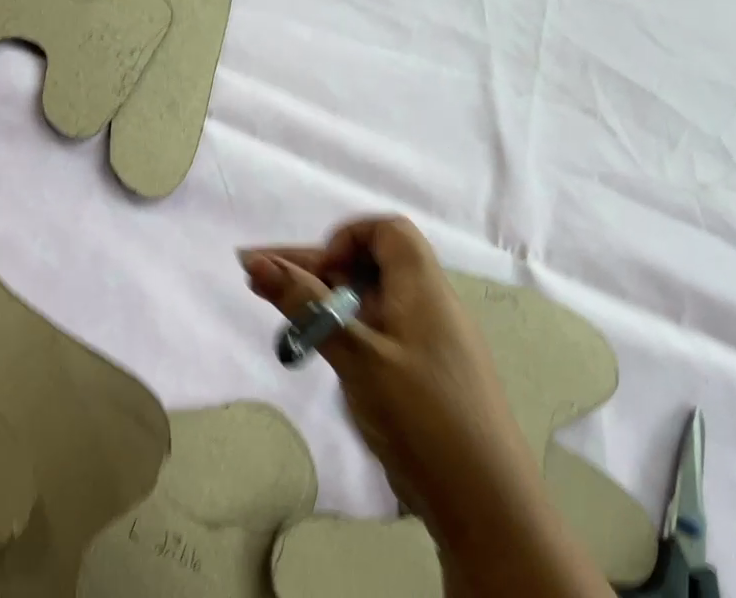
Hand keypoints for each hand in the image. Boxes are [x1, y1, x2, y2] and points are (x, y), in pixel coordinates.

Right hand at [241, 217, 610, 597]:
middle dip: (309, 265)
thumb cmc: (422, 416)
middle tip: (253, 275)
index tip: (318, 273)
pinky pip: (369, 327)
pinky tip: (303, 334)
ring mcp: (421, 341)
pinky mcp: (413, 371)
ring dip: (314, 294)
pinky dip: (331, 322)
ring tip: (264, 297)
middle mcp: (426, 308)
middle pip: (365, 263)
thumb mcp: (356, 355)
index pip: (389, 232)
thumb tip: (254, 260)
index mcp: (425, 293)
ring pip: (363, 298)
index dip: (346, 239)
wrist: (482, 502)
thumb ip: (305, 305)